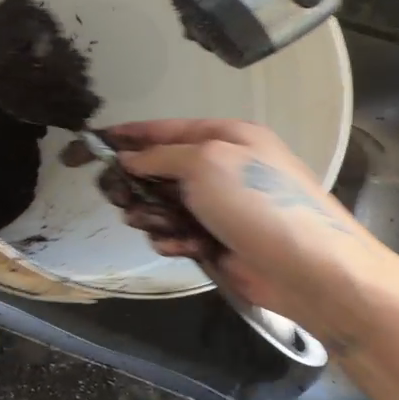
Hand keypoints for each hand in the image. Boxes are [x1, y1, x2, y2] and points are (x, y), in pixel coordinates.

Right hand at [103, 119, 390, 338]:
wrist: (311, 271)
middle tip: (120, 197)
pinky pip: (170, 231)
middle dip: (133, 184)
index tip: (87, 144)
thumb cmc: (260, 204)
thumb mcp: (205, 162)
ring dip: (151, 216)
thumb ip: (157, 155)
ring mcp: (216, 205)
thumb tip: (126, 159)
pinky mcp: (212, 237)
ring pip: (155, 203)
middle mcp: (220, 167)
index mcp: (226, 138)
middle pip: (152, 168)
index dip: (123, 135)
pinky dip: (170, 239)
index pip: (161, 128)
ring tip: (165, 227)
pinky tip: (185, 246)